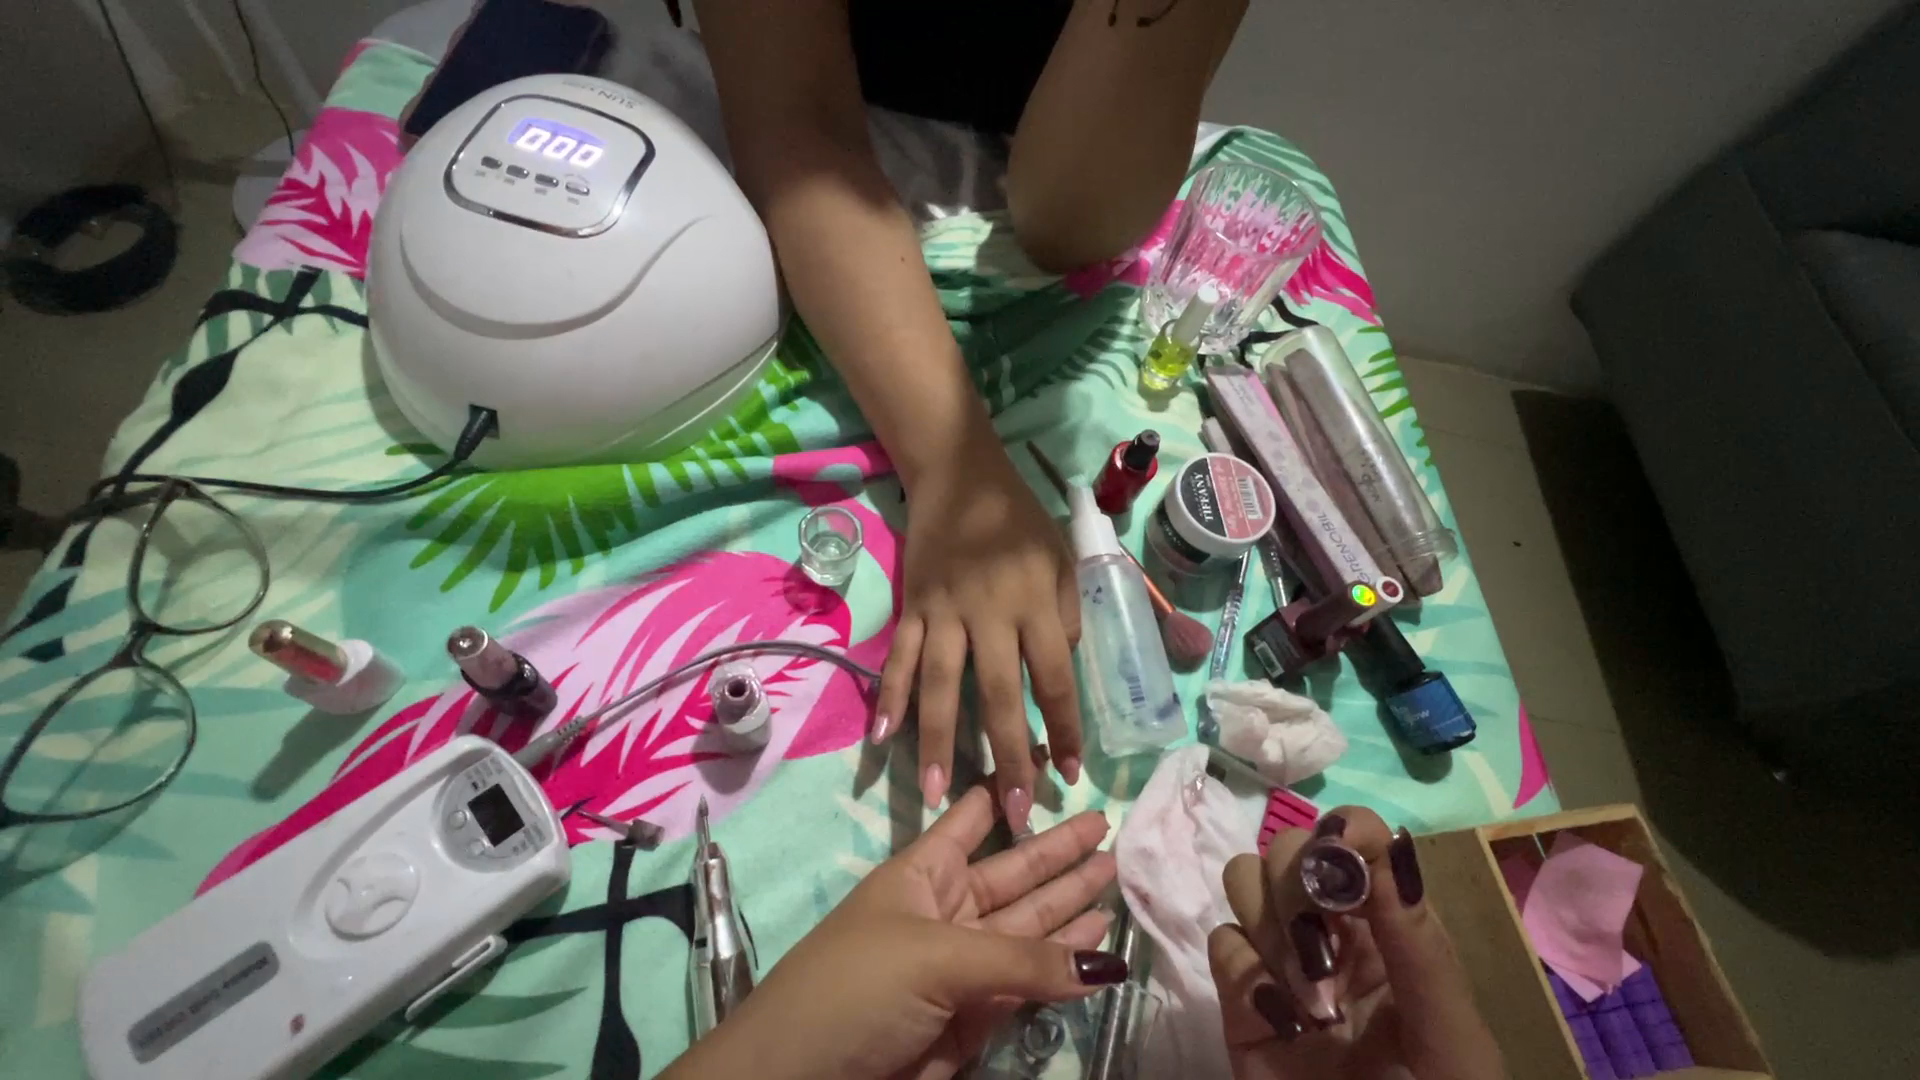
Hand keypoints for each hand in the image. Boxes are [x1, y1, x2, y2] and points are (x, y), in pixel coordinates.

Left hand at [667, 787, 1122, 1079]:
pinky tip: (1099, 942)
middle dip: (1057, 850)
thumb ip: (1022, 960)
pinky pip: (1031, 979)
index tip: (1047, 759)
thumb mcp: (933, 955)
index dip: (1008, 789)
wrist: (806, 1078)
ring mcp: (964, 960)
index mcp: (923, 872)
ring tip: (1115, 872)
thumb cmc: (859, 984)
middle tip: (1105, 823)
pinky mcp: (976, 1014)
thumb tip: (1104, 967)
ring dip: (1070, 902)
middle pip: (1014, 870)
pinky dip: (1065, 962)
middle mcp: (948, 907)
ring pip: (1029, 924)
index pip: (973, 817)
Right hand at [871, 443, 1082, 833]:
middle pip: (996, 695)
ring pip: (939, 687)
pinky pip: (898, 659)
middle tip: (1014, 813)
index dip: (1061, 728)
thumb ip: (1064, 614)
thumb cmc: (1018, 518)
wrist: (958, 475)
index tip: (1068, 774)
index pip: (1052, 678)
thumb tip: (1059, 671)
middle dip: (1006, 756)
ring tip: (935, 797)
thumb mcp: (1061, 557)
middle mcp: (986, 612)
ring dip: (937, 744)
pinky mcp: (910, 608)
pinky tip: (881, 739)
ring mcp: (941, 611)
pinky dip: (889, 698)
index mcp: (1032, 600)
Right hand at [1208, 807, 1505, 1079]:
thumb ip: (1419, 944)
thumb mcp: (1450, 1037)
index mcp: (1390, 924)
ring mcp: (1279, 956)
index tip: (1341, 856)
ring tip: (1311, 996)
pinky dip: (1246, 973)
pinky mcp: (1237, 992)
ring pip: (1244, 879)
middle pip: (1286, 847)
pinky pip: (1223, 943)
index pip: (1356, 838)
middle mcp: (1332, 927)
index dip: (1343, 830)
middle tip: (1322, 943)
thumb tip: (1388, 848)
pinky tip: (1282, 1022)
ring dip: (1271, 926)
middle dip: (1298, 885)